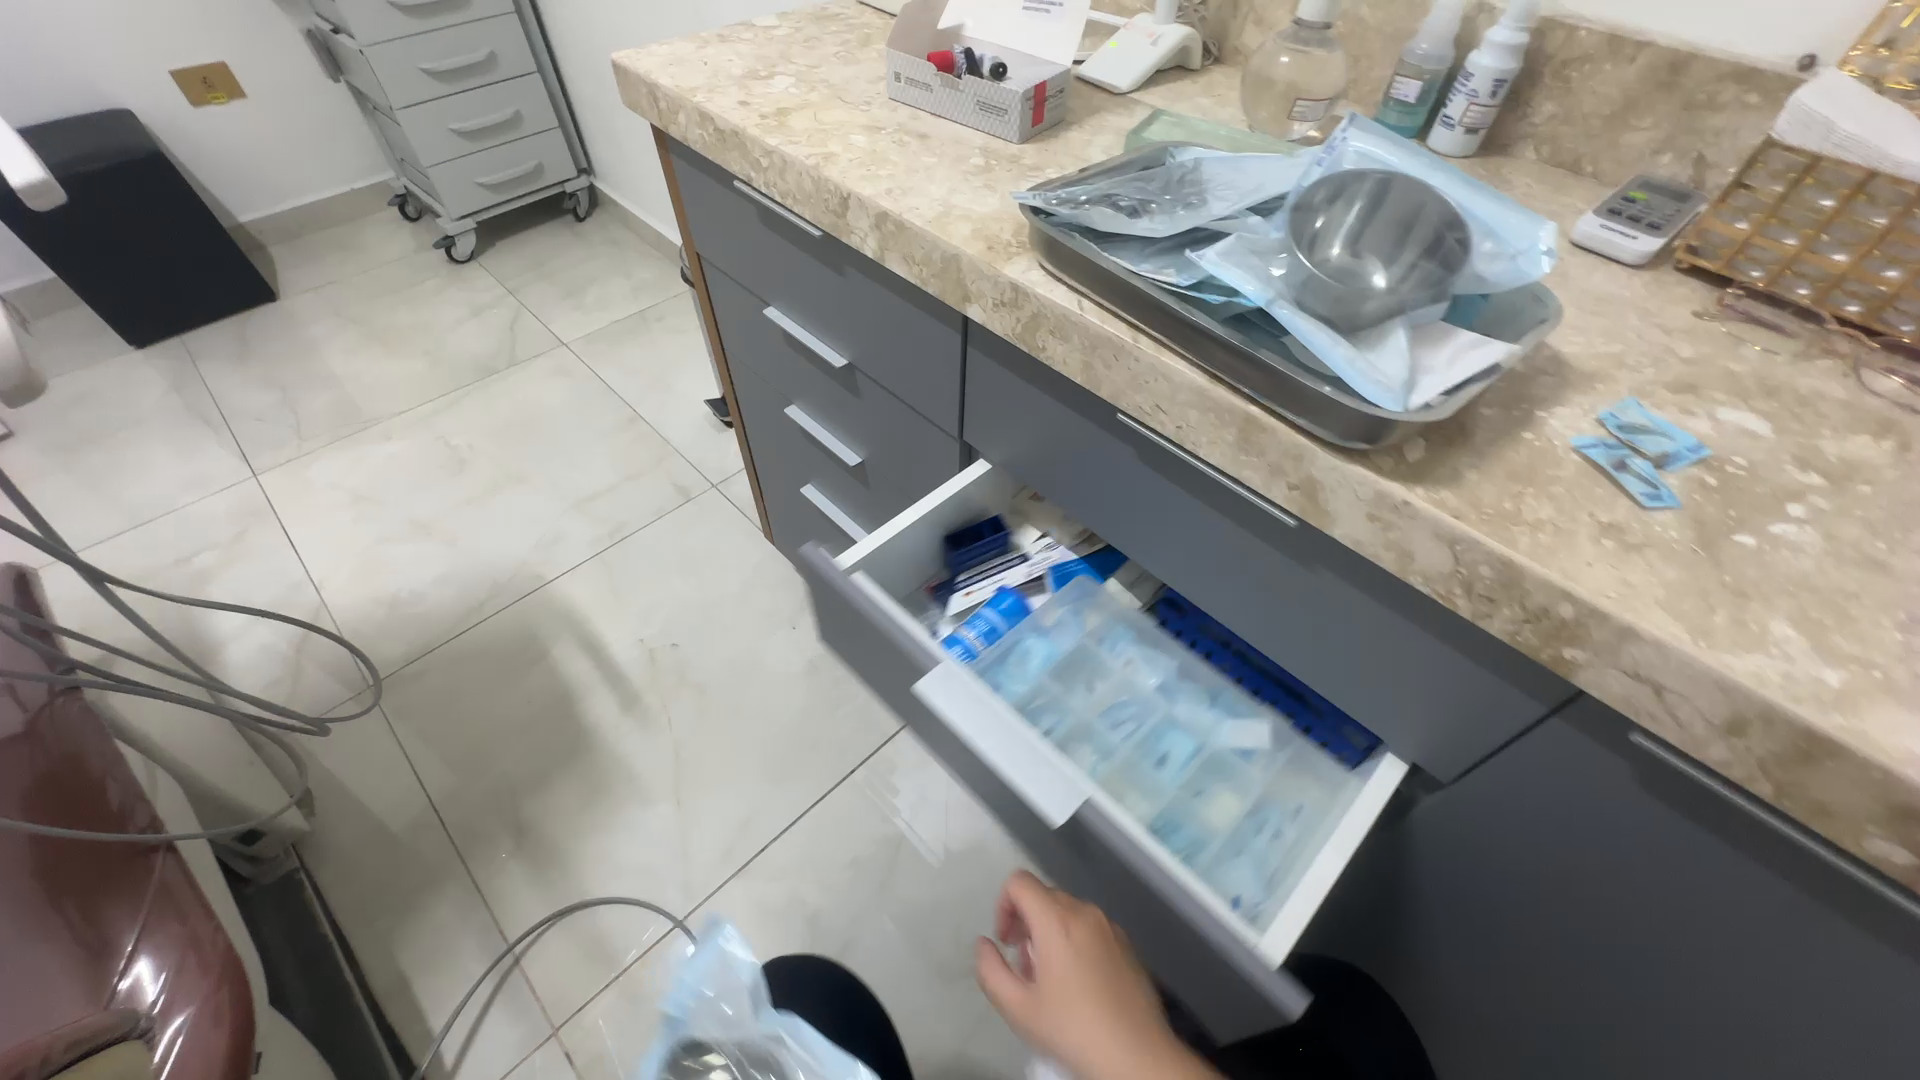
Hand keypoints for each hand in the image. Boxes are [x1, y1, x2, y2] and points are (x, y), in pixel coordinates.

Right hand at [974, 871, 1218, 1079]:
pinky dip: (1075, 940)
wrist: (1137, 1055)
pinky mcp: (1127, 944)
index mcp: (1056, 920)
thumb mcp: (1018, 1008)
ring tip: (1050, 978)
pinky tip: (1079, 984)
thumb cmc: (1072, 1029)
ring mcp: (1110, 926)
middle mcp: (1085, 912)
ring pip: (1068, 911)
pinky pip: (1091, 927)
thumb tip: (984, 945)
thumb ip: (990, 970)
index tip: (1006, 942)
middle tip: (1024, 965)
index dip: (1003, 905)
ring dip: (1049, 932)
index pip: (1019, 882)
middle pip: (1044, 895)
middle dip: (1025, 922)